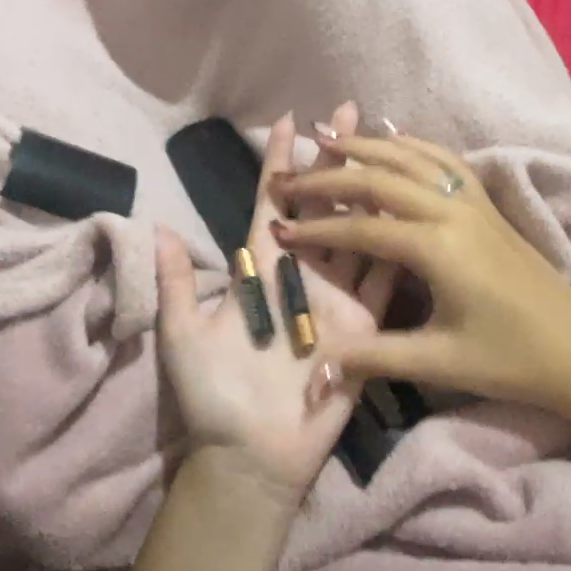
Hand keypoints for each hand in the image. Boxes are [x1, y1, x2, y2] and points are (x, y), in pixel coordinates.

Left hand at [154, 107, 399, 502]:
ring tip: (390, 149)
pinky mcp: (365, 330)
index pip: (275, 203)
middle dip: (338, 160)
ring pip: (360, 232)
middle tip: (353, 114)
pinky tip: (415, 213)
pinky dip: (399, 248)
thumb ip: (175, 282)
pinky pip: (385, 283)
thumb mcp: (181, 336)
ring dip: (373, 191)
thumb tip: (155, 227)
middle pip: (325, 205)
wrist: (248, 456)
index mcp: (262, 269)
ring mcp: (337, 299)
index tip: (290, 120)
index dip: (283, 162)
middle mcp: (304, 274)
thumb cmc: (211, 396)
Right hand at [271, 131, 570, 411]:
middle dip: (329, 175)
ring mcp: (472, 203)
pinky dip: (413, 143)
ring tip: (327, 135)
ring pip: (411, 158)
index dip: (316, 227)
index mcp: (437, 248)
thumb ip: (375, 357)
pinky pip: (444, 160)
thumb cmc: (510, 359)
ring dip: (367, 144)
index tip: (277, 225)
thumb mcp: (439, 362)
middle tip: (287, 174)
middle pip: (379, 179)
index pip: (362, 227)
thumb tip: (319, 362)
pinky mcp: (487, 204)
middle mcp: (452, 212)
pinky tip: (393, 137)